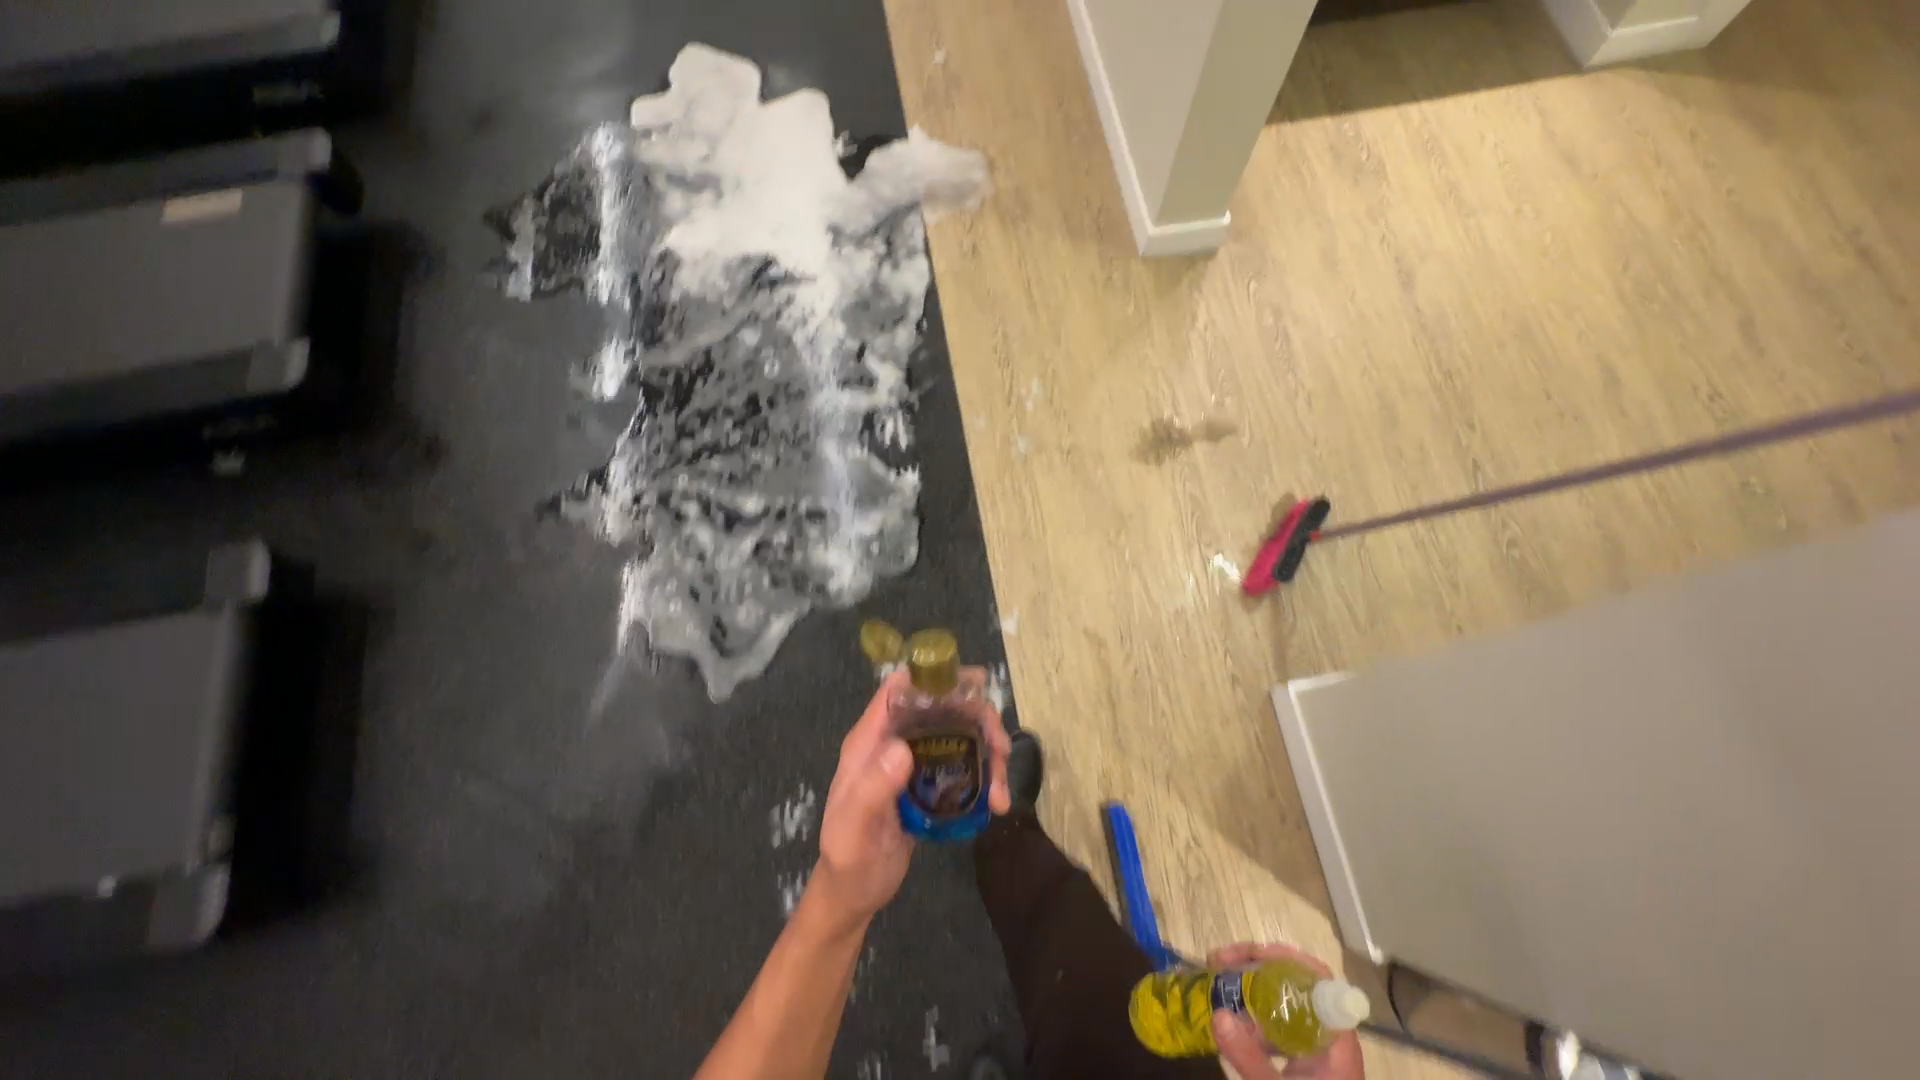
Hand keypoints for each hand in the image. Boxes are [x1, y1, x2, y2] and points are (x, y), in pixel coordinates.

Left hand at [809, 669, 1013, 931]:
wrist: (854, 894)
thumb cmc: (849, 859)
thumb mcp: (855, 827)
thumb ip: (873, 788)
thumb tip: (902, 749)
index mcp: (869, 742)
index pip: (899, 690)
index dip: (935, 678)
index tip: (974, 686)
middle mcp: (893, 743)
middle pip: (942, 709)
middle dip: (977, 720)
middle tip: (1001, 750)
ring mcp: (915, 764)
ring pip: (960, 736)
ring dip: (989, 753)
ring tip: (1001, 791)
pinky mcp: (931, 785)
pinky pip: (965, 767)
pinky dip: (987, 778)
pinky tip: (998, 803)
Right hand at [1209, 943, 1366, 1079]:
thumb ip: (1250, 1059)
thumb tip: (1217, 1014)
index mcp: (1335, 1040)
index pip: (1319, 979)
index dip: (1286, 958)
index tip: (1249, 954)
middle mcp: (1328, 1037)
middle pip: (1298, 983)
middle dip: (1258, 965)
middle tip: (1219, 960)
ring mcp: (1314, 1051)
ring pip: (1285, 1001)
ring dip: (1251, 984)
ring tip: (1216, 977)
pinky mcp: (1301, 1064)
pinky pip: (1277, 1024)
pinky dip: (1252, 1012)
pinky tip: (1228, 1016)